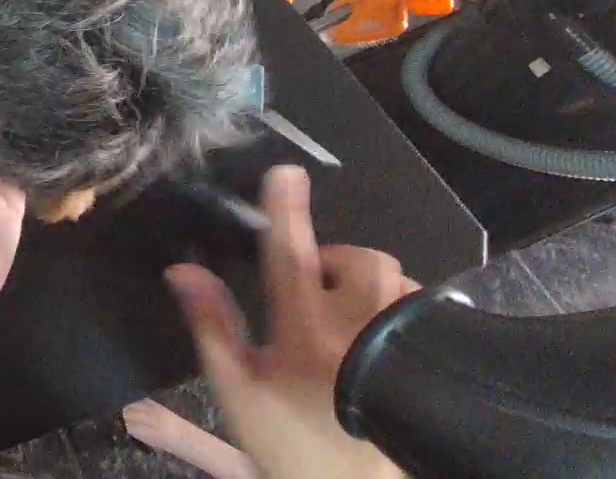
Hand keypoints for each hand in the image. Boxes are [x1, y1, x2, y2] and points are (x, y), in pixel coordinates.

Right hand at [165, 166, 417, 478]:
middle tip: (318, 294)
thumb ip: (211, 324)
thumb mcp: (238, 392)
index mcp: (305, 332)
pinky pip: (418, 311)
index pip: (290, 254)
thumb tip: (183, 269)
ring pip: (393, 283)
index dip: (285, 209)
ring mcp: (404, 344)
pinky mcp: (432, 359)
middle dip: (337, 263)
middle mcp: (360, 328)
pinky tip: (383, 351)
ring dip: (369, 291)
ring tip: (351, 327)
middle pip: (358, 260)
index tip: (286, 171)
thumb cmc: (296, 444)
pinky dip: (396, 315)